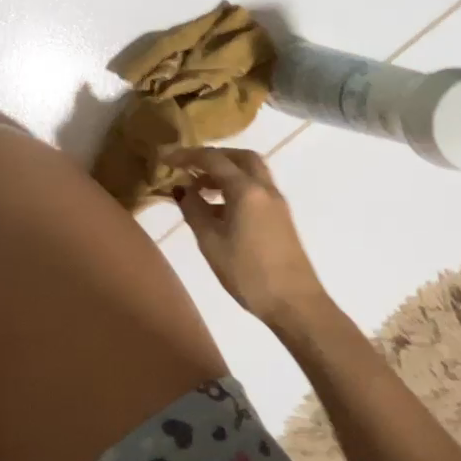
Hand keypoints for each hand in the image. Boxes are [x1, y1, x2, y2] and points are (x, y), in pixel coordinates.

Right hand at [171, 147, 326, 326]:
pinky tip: (217, 210)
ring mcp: (276, 204)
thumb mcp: (210, 241)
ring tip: (199, 189)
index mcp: (246, 191)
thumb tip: (181, 189)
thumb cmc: (248, 273)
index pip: (213, 159)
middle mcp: (264, 189)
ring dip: (225, 173)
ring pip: (250, 173)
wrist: (295, 305)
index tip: (165, 160)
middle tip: (190, 168)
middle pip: (240, 157)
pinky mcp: (280, 219)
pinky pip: (255, 190)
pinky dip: (235, 188)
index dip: (187, 155)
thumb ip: (193, 210)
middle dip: (213, 157)